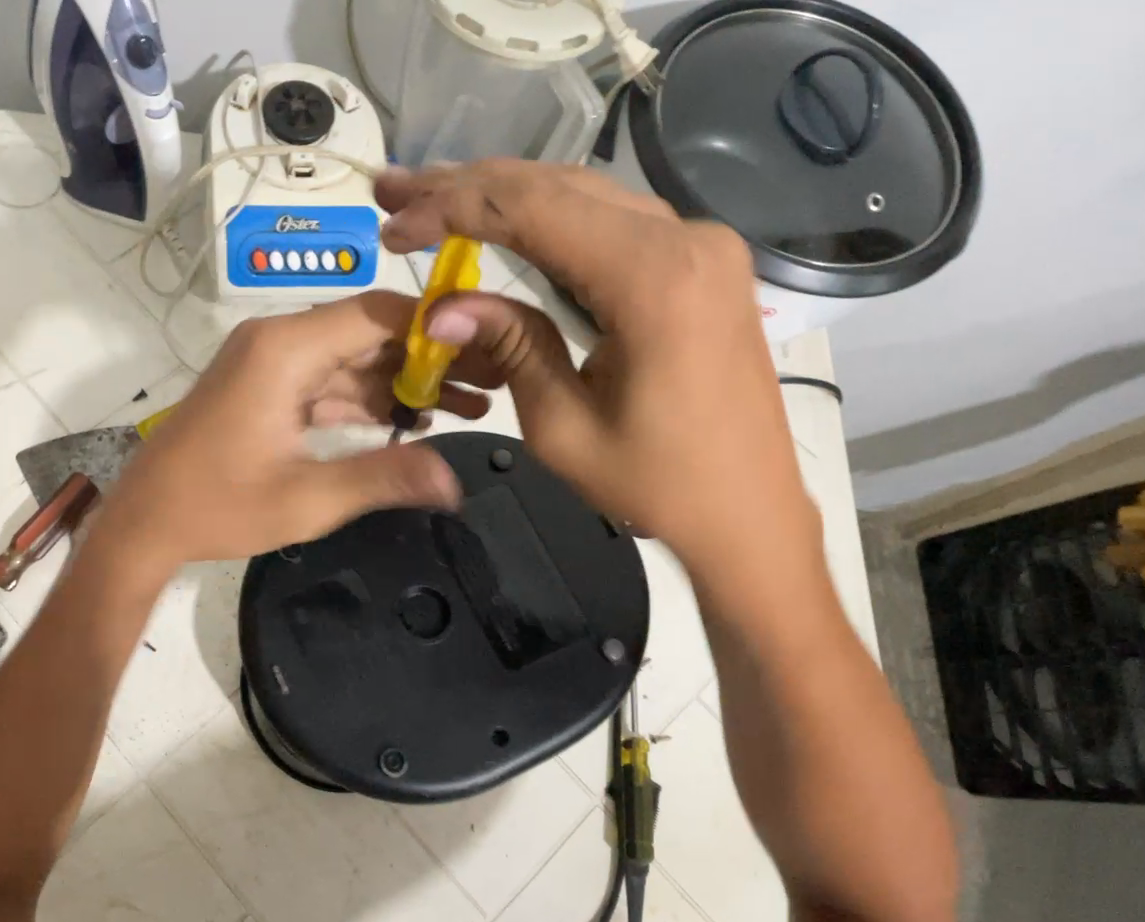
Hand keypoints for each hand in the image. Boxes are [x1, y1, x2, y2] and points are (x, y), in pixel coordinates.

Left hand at [96, 292, 482, 566]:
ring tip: (463, 408)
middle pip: (368, 332)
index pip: (377, 312)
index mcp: (285, 349)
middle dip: (426, 359)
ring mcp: (268, 364)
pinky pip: (326, 382)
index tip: (485, 350)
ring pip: (350, 359)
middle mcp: (277, 341)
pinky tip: (408, 423)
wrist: (145, 522)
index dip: (435, 327)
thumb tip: (455, 482)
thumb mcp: (308, 498)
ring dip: (400, 383)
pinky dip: (365, 400)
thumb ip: (384, 479)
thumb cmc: (218, 507)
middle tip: (486, 385)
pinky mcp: (264, 388)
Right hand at [375, 161, 819, 577]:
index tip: (394, 221)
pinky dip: (550, 221)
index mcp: (653, 280)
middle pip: (558, 187)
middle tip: (396, 190)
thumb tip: (442, 307)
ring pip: (585, 196)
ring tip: (434, 198)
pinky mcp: (701, 263)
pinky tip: (504, 223)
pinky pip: (613, 223)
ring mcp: (701, 245)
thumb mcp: (564, 428)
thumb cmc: (659, 485)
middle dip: (469, 186)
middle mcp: (686, 240)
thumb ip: (510, 348)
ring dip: (506, 197)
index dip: (453, 206)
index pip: (533, 211)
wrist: (750, 511)